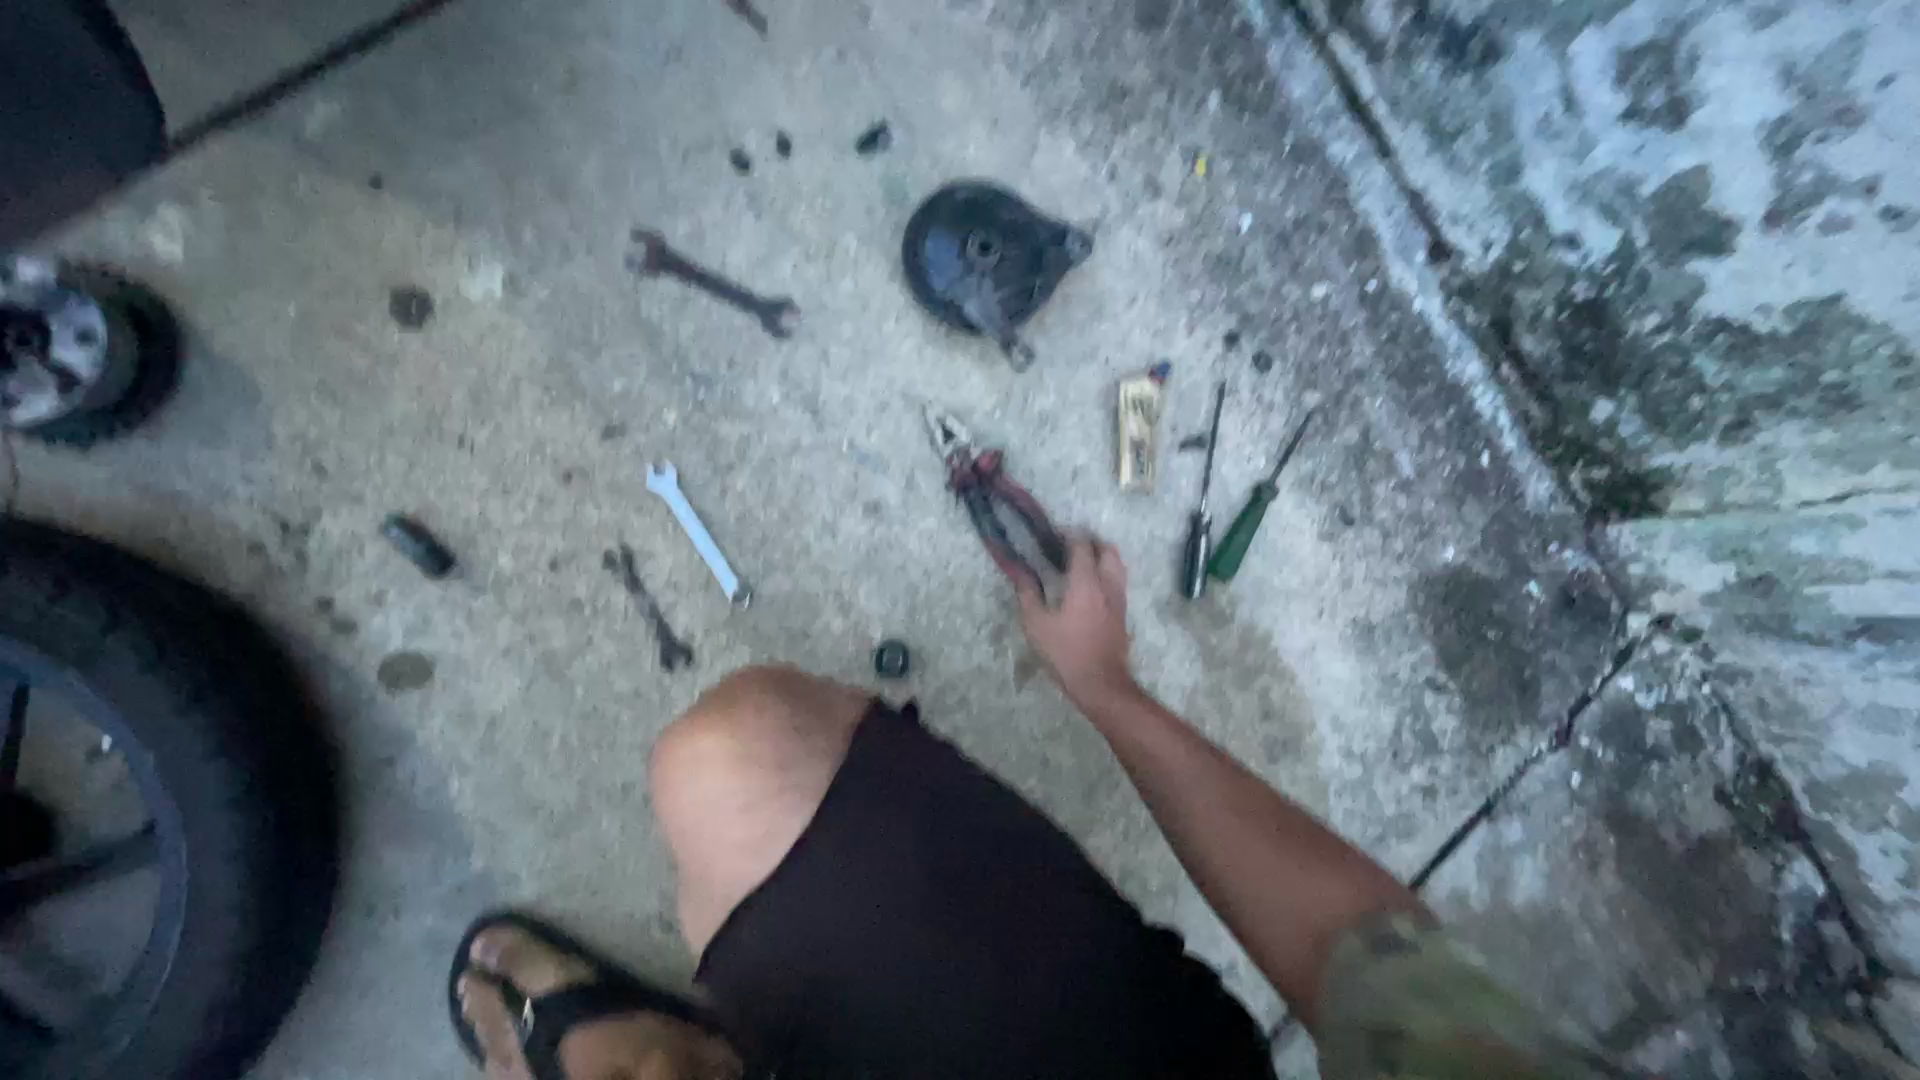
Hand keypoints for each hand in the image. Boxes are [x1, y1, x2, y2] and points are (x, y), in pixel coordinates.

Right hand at [1019, 535, 1138, 705]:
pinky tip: (1093, 585)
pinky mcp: (1123, 613)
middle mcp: (1107, 585)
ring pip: (1117, 564)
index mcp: (1085, 583)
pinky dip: (1108, 572)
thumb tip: (1021, 571)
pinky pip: (1119, 581)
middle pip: (1107, 550)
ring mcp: (1119, 599)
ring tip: (1084, 561)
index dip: (1070, 535)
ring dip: (1103, 555)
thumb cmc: (1065, 652)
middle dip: (1091, 541)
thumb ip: (1028, 593)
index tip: (1056, 533)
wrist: (1101, 683)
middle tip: (1071, 544)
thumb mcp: (1036, 624)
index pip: (1082, 546)